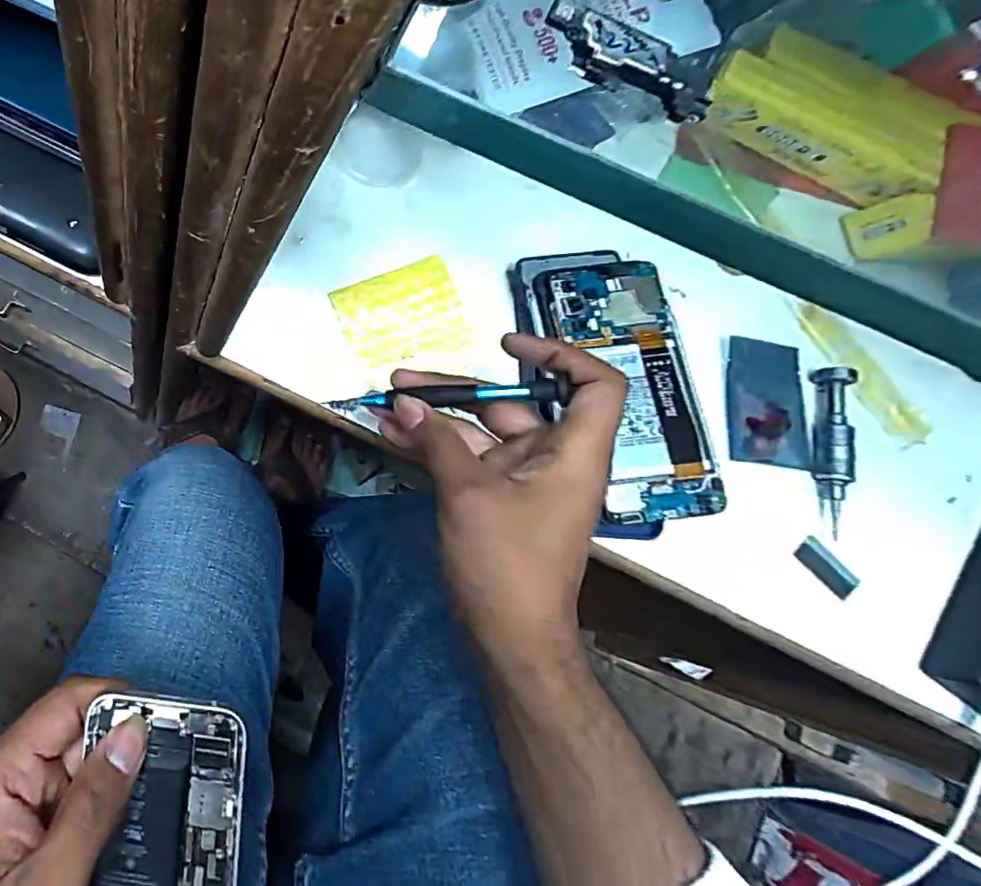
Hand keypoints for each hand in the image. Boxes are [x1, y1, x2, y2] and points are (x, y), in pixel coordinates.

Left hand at [0, 677, 148, 885]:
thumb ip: (93, 803)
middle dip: (122, 746)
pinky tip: (126, 821)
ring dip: (120, 777)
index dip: (115, 701)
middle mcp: (7, 775)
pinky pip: (82, 792)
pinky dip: (110, 802)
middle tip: (164, 767)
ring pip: (87, 761)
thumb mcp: (52, 878)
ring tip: (149, 802)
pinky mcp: (36, 822)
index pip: (66, 704)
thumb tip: (131, 735)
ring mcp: (22, 799)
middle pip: (80, 730)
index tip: (159, 719)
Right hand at [377, 332, 625, 671]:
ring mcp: (518, 478)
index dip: (561, 355)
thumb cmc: (507, 563)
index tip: (510, 345)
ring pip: (475, 431)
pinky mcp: (492, 496)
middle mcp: (549, 458)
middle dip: (454, 389)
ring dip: (431, 417)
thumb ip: (436, 440)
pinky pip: (461, 458)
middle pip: (510, 404)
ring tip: (385, 403)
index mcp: (572, 453)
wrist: (509, 635)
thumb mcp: (468, 493)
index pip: (595, 387)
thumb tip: (403, 402)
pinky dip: (430, 445)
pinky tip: (391, 432)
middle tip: (402, 380)